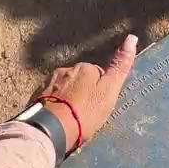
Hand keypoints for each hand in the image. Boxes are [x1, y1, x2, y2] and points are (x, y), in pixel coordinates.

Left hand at [36, 34, 137, 154]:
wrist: (51, 129)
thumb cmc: (85, 111)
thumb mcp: (109, 90)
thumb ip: (120, 66)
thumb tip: (132, 37)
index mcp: (86, 67)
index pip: (97, 74)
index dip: (100, 90)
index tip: (99, 105)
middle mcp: (66, 69)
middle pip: (78, 80)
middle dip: (81, 92)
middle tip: (84, 114)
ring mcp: (49, 82)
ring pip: (63, 88)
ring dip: (67, 98)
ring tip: (70, 118)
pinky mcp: (36, 96)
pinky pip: (49, 98)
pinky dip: (53, 105)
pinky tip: (56, 119)